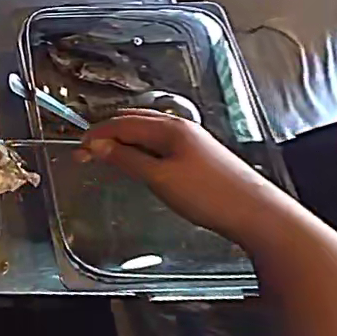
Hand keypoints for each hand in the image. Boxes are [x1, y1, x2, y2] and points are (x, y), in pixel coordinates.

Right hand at [78, 112, 295, 238]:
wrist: (259, 215)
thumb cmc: (209, 196)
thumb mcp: (160, 178)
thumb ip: (126, 159)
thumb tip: (98, 146)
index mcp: (168, 128)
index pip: (121, 123)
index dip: (96, 135)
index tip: (77, 150)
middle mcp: (179, 126)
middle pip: (133, 121)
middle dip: (106, 134)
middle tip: (86, 153)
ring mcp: (192, 139)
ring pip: (146, 130)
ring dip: (122, 139)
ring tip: (105, 155)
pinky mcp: (199, 153)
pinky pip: (159, 141)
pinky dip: (139, 146)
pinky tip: (136, 160)